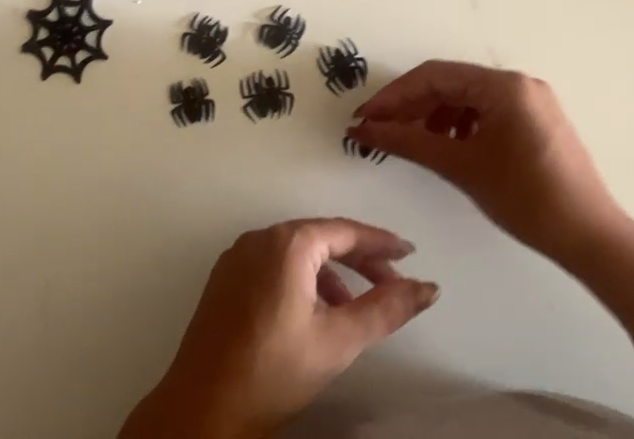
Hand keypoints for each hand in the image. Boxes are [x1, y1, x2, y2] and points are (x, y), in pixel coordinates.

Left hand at [120, 218, 437, 438]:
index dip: (380, 242)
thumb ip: (386, 309)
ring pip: (295, 252)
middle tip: (392, 283)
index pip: (343, 230)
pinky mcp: (225, 278)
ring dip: (331, 271)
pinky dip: (302, 278)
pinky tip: (315, 311)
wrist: (205, 403)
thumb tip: (428, 287)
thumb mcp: (339, 340)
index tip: (411, 253)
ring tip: (355, 306)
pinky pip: (273, 264)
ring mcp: (236, 257)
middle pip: (319, 236)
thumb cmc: (275, 369)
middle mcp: (258, 239)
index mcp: (286, 244)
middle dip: (358, 257)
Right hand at [346, 61, 629, 266]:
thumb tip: (363, 129)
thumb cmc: (526, 198)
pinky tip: (446, 149)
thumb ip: (407, 141)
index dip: (393, 96)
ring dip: (433, 117)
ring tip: (410, 142)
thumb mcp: (460, 166)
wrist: (592, 239)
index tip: (364, 118)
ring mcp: (531, 102)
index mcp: (504, 85)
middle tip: (378, 130)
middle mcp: (519, 84)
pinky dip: (459, 126)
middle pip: (449, 84)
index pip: (433, 77)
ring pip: (466, 99)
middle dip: (411, 106)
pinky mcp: (537, 122)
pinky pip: (486, 112)